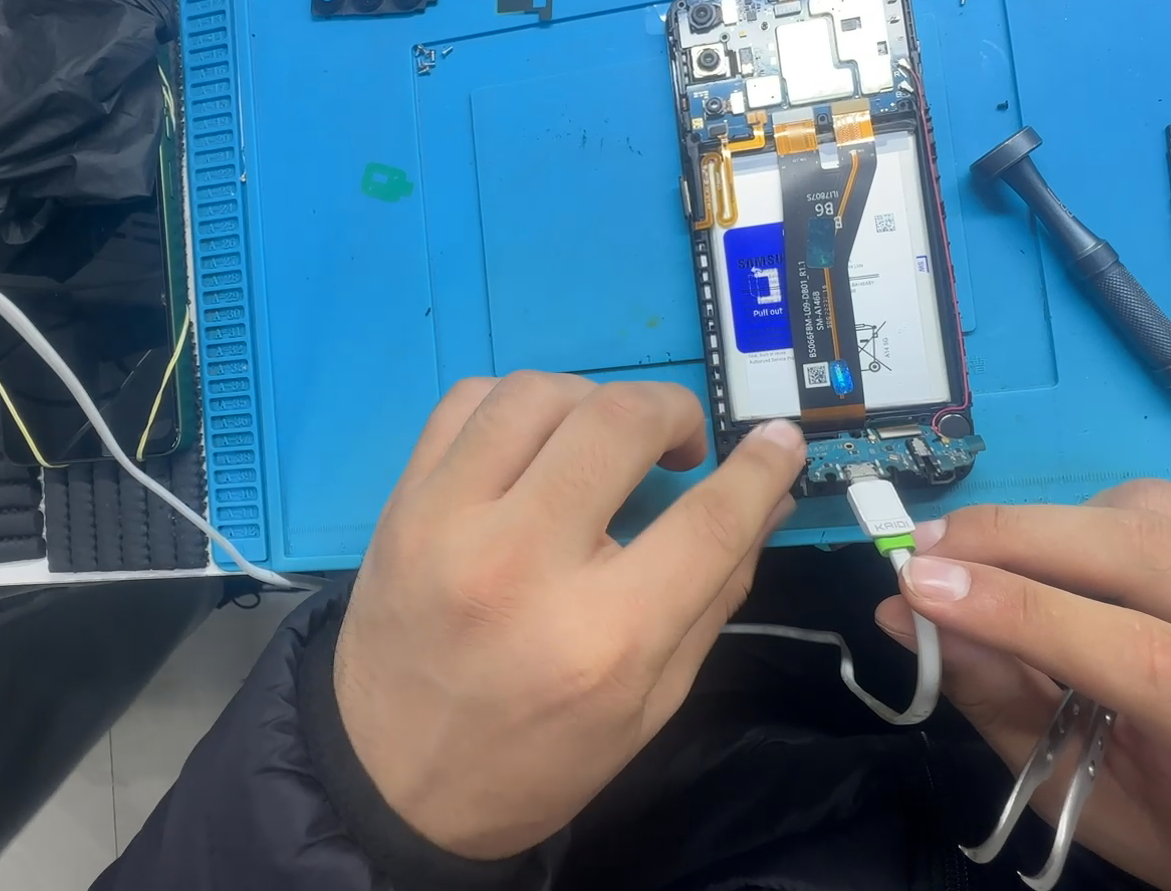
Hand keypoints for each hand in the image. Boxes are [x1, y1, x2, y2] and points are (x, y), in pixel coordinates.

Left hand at [335, 372, 804, 859]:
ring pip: (538, 393)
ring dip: (592, 399)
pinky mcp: (403, 501)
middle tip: (678, 445)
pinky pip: (467, 400)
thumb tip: (767, 498)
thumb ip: (717, 592)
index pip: (708, 520)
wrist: (390, 776)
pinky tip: (536, 440)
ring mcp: (448, 521)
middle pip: (617, 424)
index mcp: (603, 637)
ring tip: (603, 439)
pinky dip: (518, 402)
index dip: (759, 468)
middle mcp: (522, 562)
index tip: (780, 440)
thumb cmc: (536, 754)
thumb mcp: (651, 702)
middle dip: (671, 412)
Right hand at [876, 480, 1170, 890]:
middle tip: (923, 548)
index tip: (916, 583)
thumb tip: (902, 613)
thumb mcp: (1090, 798)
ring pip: (1158, 516)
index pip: (1158, 662)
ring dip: (1048, 526)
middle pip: (1157, 560)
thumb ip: (998, 698)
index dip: (1023, 611)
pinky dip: (1090, 517)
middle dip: (1017, 539)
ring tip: (987, 559)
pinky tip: (1066, 557)